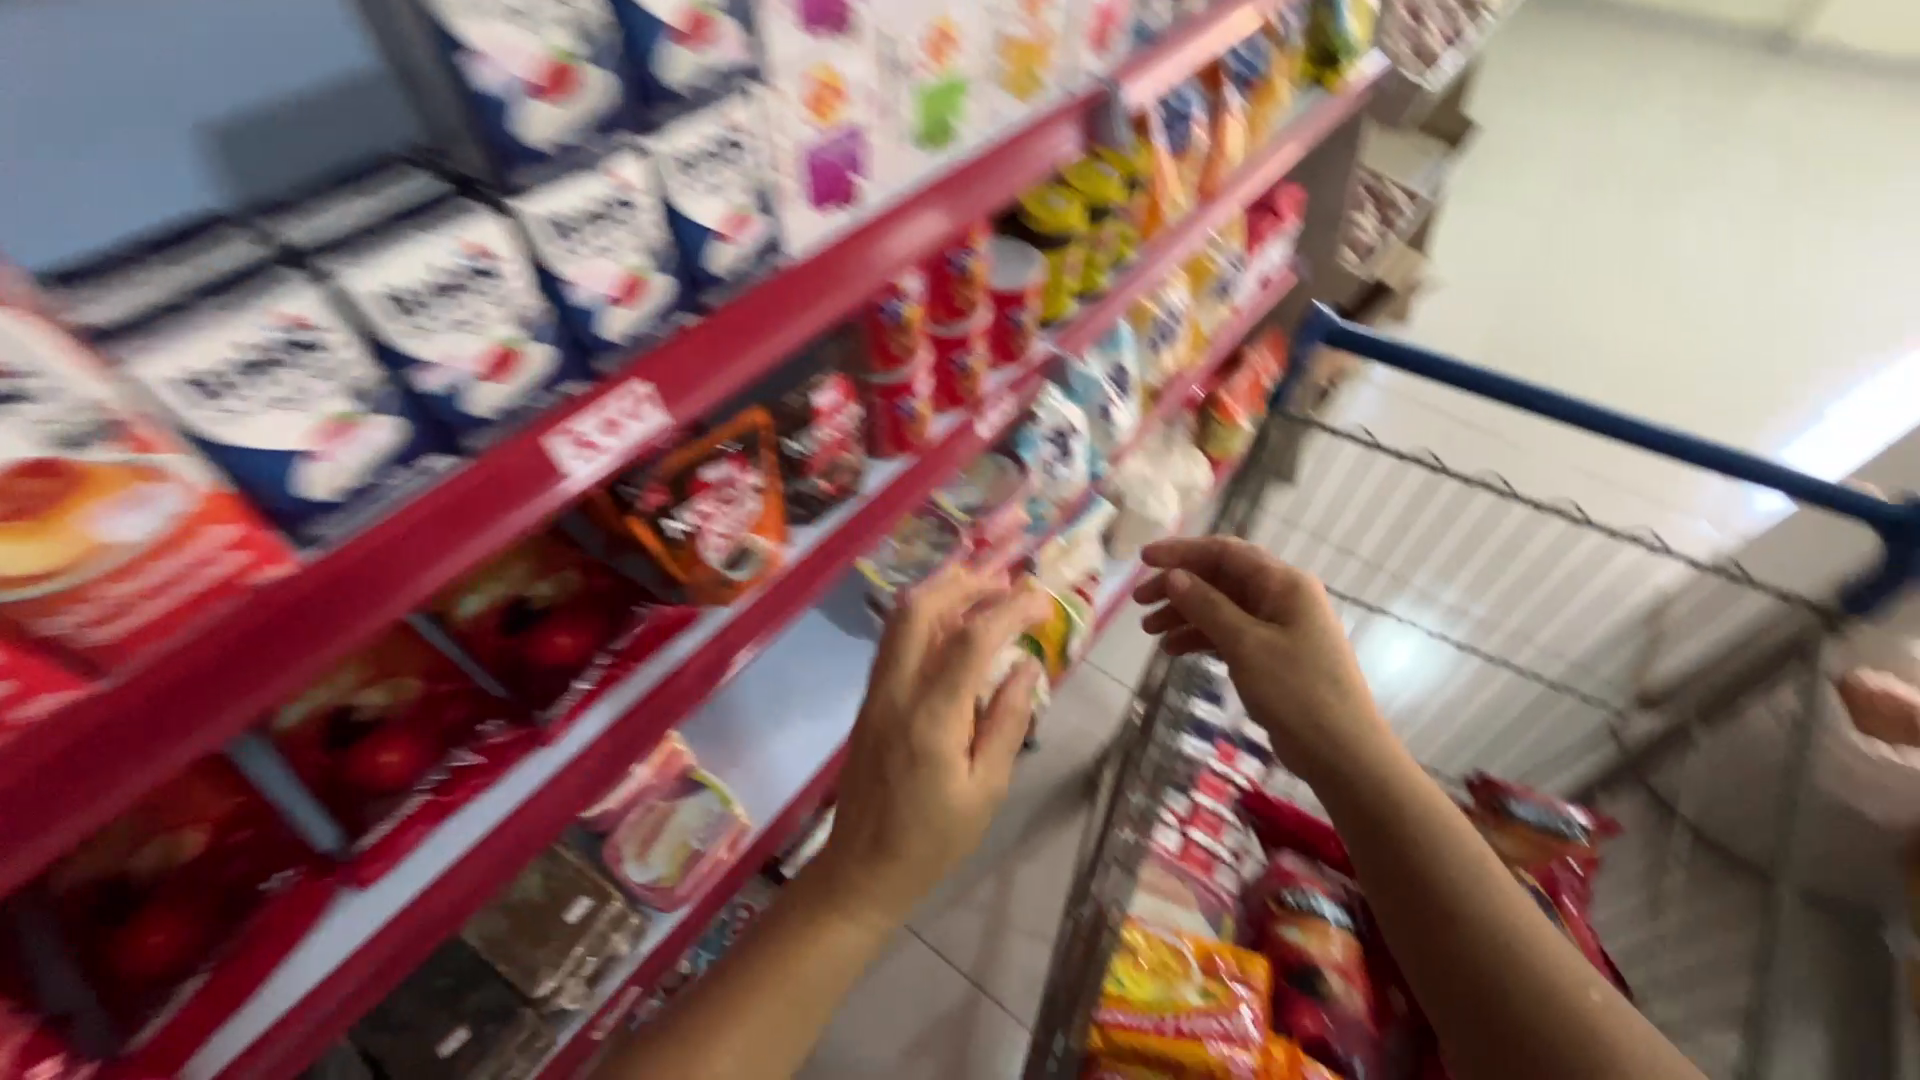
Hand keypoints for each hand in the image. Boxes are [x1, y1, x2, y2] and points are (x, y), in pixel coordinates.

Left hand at [809, 567, 1054, 928]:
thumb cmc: (933, 840)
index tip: (1041, 600)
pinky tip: (952, 622)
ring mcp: (876, 692)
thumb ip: (1007, 722)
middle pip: (920, 610)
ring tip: (982, 587)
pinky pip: (895, 640)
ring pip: (900, 619)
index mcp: (931, 719)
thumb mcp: (986, 791)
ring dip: (941, 592)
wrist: (862, 868)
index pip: (971, 641)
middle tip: (1005, 581)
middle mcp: (896, 692)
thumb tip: (1027, 666)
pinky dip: (925, 616)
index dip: (1009, 610)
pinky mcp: (870, 699)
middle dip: (965, 583)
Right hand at [1133, 537, 1395, 785]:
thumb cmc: (1297, 691)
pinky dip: (1201, 637)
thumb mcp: (1246, 645)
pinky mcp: (1273, 654)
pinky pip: (1230, 633)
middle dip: (1178, 586)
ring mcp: (1279, 627)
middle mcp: (1282, 597)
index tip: (1143, 560)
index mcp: (1284, 583)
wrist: (1342, 752)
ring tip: (1149, 632)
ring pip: (1222, 607)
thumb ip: (1207, 606)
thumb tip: (1174, 576)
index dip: (1182, 552)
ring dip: (1185, 614)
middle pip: (1221, 578)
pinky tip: (1174, 651)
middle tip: (1140, 602)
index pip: (1225, 552)